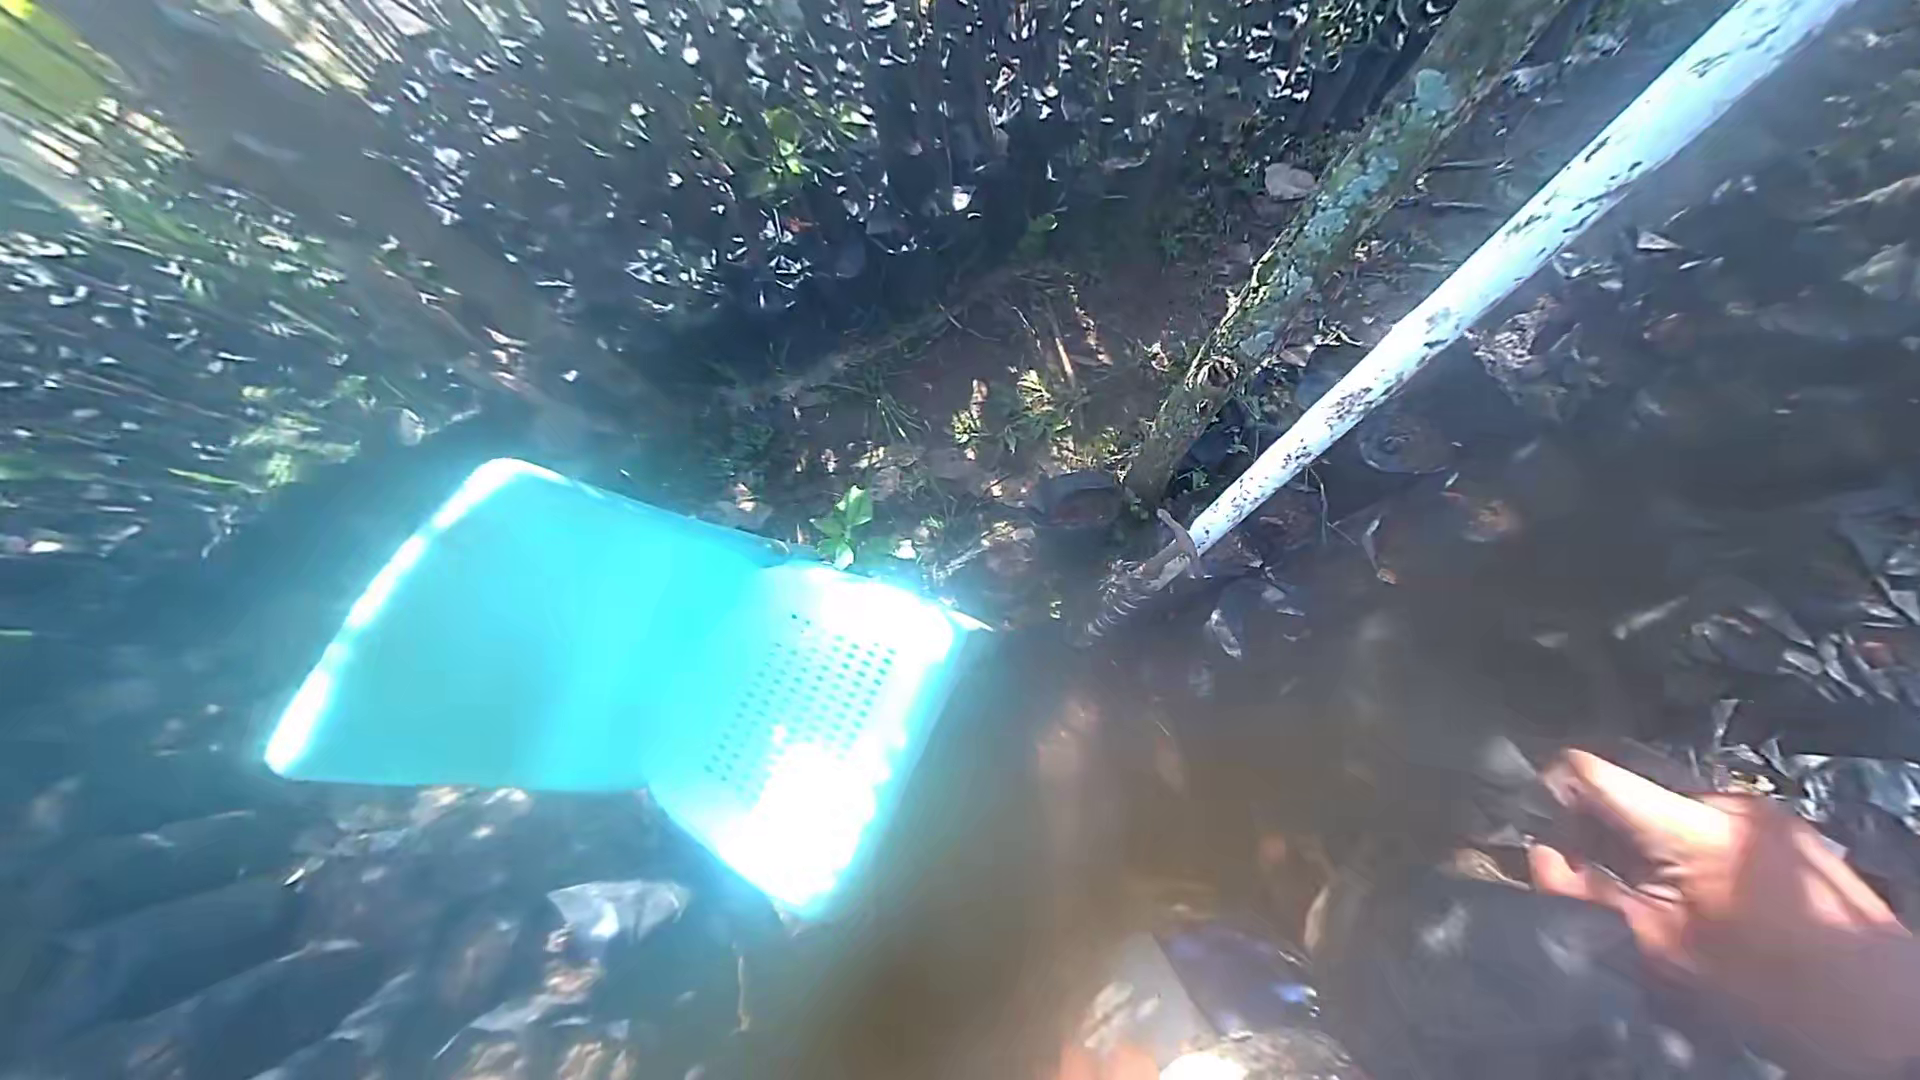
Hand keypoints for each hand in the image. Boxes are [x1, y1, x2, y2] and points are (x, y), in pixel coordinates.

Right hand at [1530, 750, 1919, 1076]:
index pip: (1585, 768)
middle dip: (1593, 822)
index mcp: (1692, 824)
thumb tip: (1537, 852)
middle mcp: (1729, 803)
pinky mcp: (1789, 831)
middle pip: (1622, 786)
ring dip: (1634, 834)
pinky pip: (1698, 817)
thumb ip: (1580, 891)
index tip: (1538, 822)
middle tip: (1593, 868)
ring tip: (1645, 882)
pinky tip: (1688, 884)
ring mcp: (1767, 814)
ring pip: (1657, 802)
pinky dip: (1673, 842)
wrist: (1901, 1036)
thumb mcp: (1656, 948)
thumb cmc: (1772, 994)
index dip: (1546, 787)